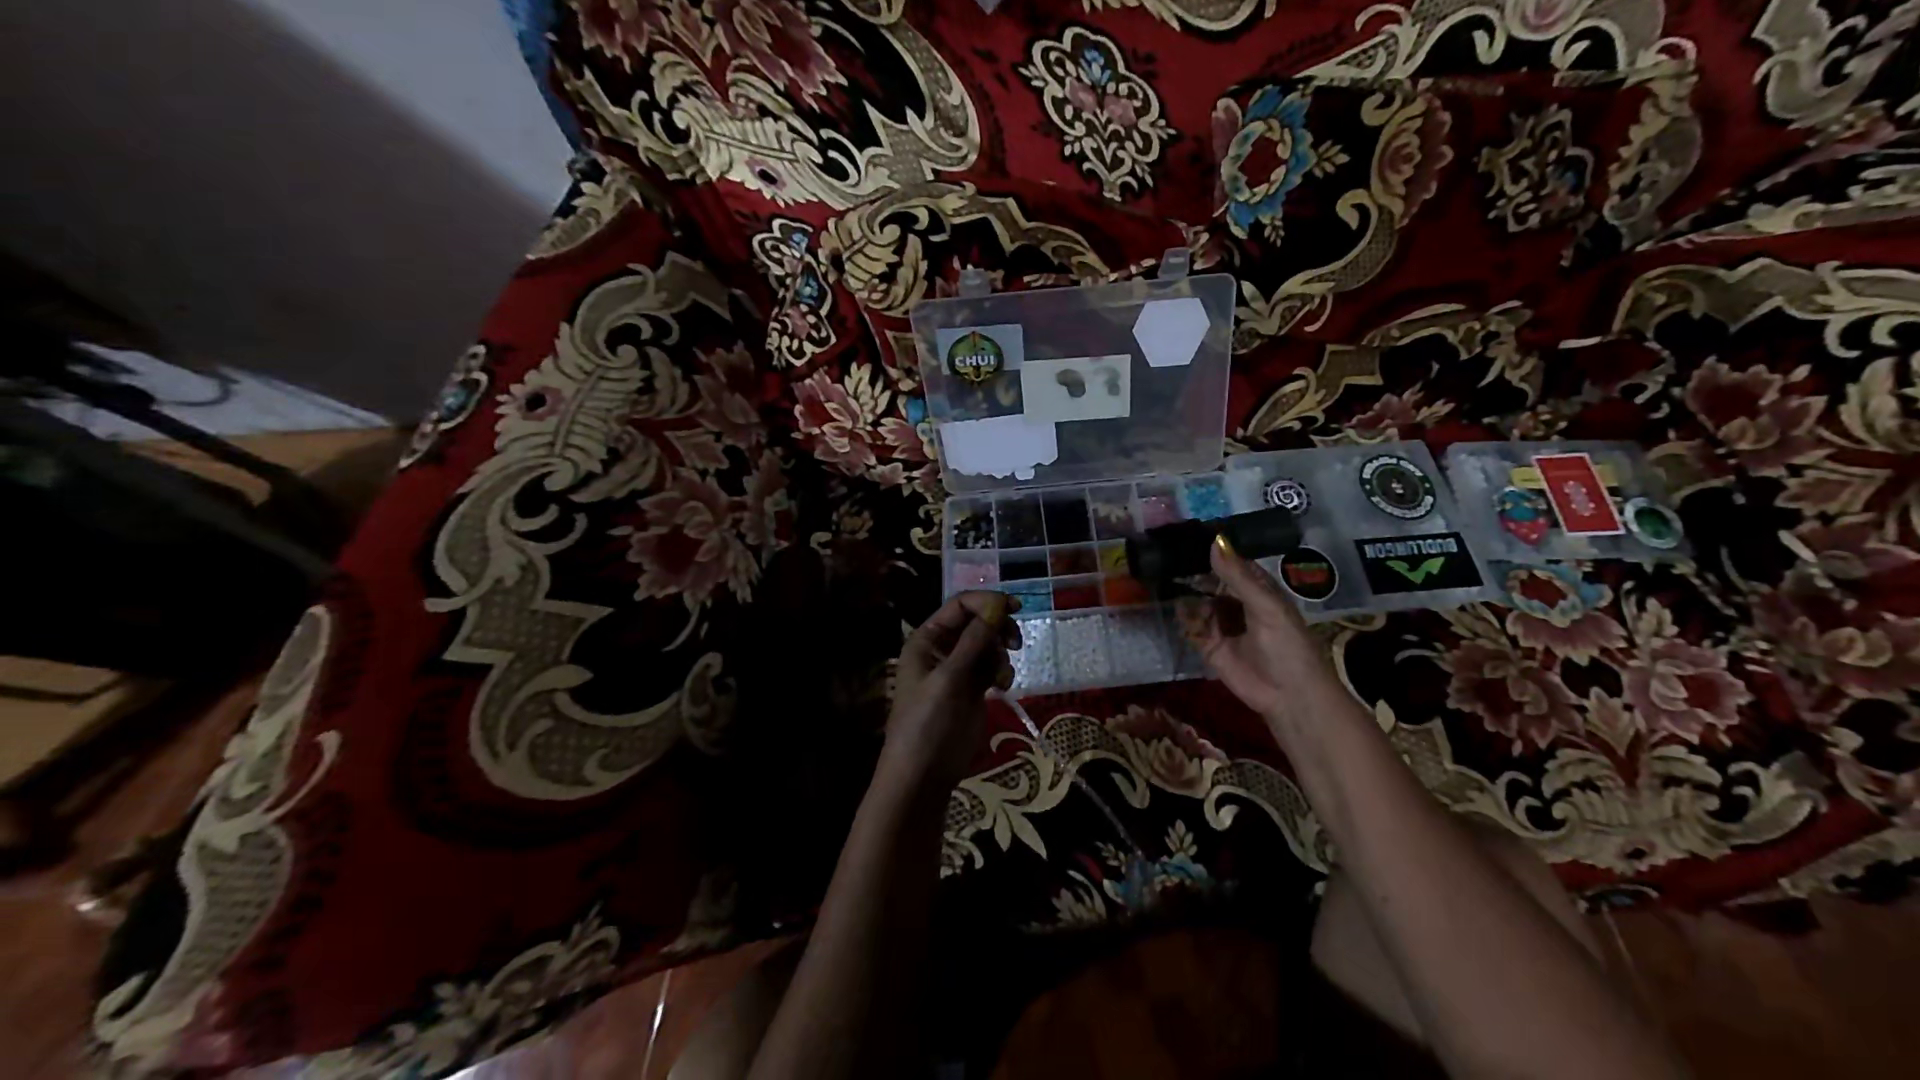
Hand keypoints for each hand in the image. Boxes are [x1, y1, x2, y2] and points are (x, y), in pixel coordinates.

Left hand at [881, 591, 1021, 791]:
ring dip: (1001, 652)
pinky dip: (1001, 670)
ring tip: (1002, 676)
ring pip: (988, 644)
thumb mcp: (949, 678)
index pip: (960, 605)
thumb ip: (974, 641)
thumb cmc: (928, 721)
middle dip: (998, 627)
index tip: (1015, 608)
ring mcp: (958, 669)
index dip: (987, 602)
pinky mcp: (972, 689)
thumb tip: (997, 606)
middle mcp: (942, 649)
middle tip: (1015, 642)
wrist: (924, 773)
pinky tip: (1002, 687)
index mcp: (927, 639)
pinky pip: (992, 666)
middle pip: (977, 621)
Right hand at [1180, 536, 1343, 727]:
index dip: (1211, 550)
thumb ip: (1237, 576)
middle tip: (1164, 558)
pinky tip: (1179, 612)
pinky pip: (1191, 627)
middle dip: (1190, 572)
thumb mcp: (1265, 606)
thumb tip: (1214, 540)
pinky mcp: (1209, 645)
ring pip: (1196, 602)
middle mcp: (1236, 602)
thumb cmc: (1287, 645)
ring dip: (1184, 594)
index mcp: (1256, 588)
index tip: (1184, 535)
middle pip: (1208, 581)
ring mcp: (1221, 624)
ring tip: (1164, 582)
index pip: (1230, 562)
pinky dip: (1184, 619)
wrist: (1289, 696)